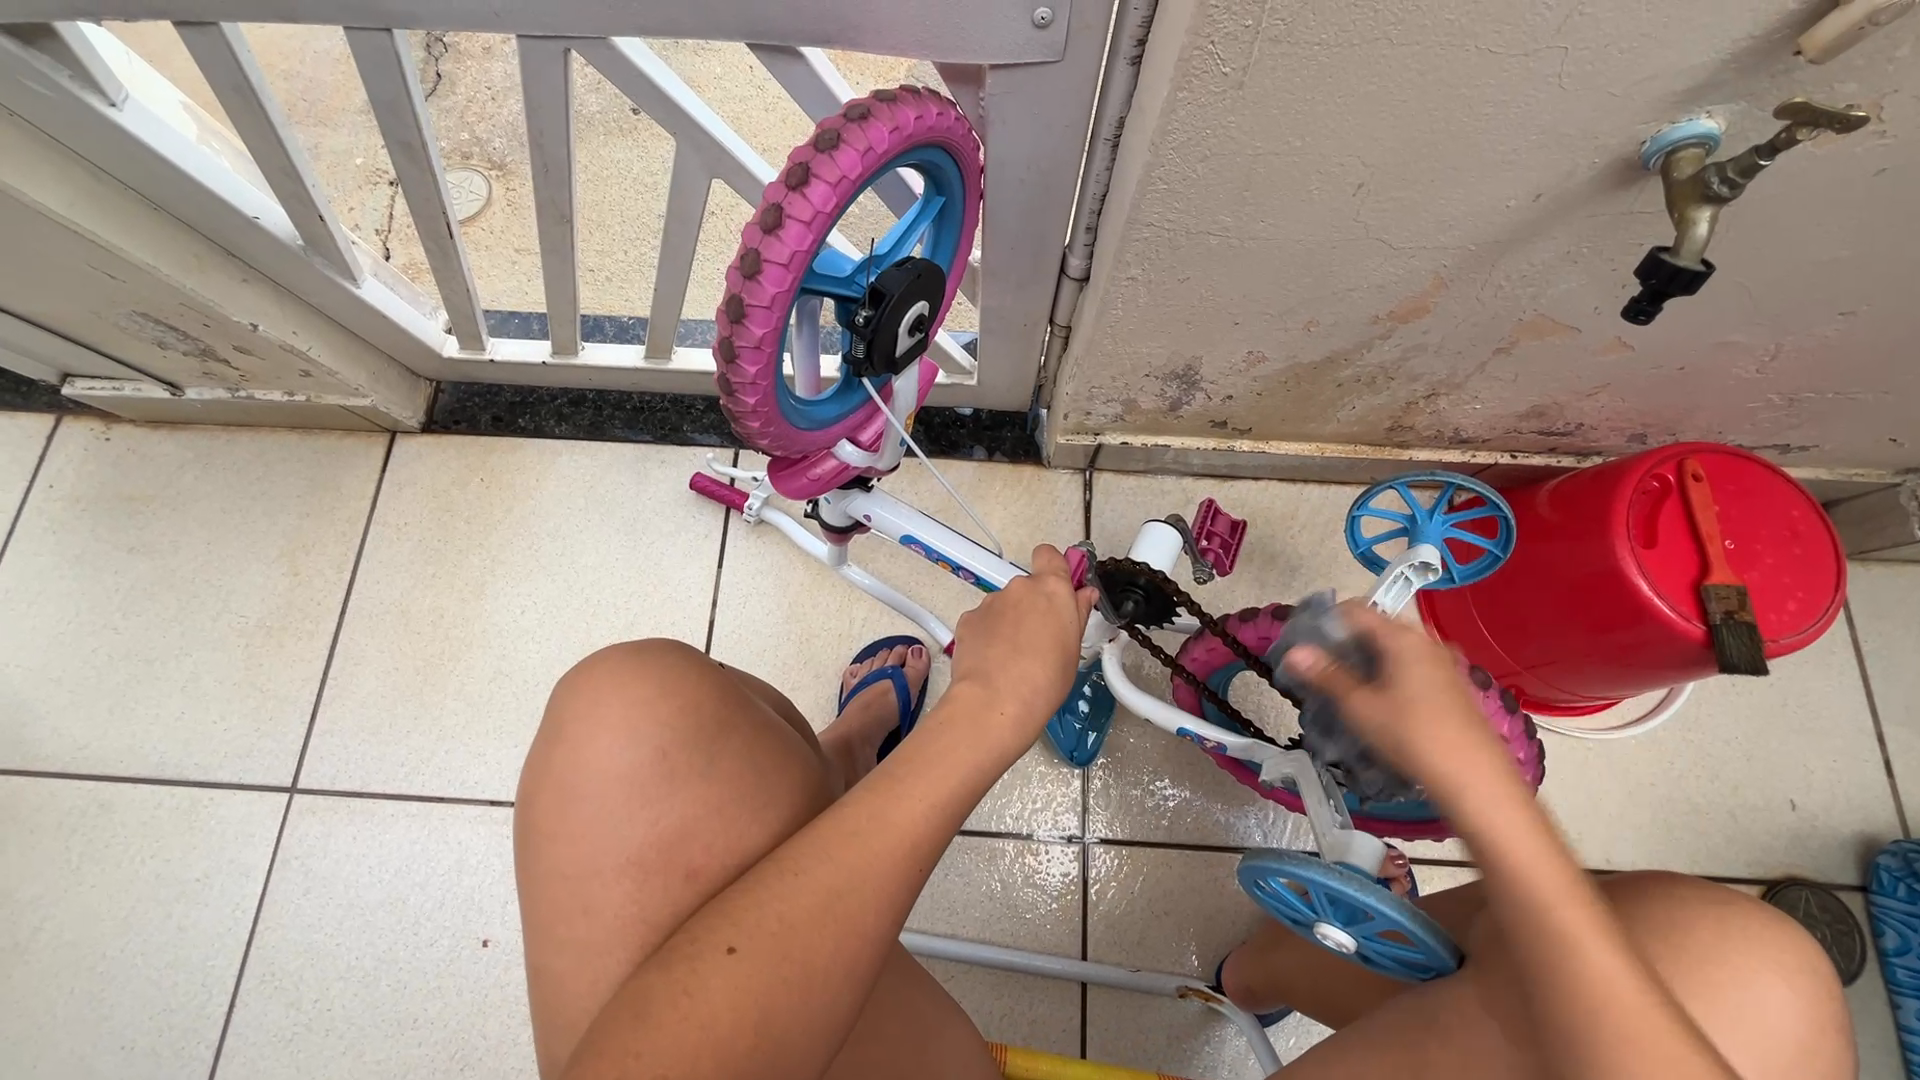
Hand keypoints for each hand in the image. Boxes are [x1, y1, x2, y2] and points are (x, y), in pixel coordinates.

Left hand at [943, 545, 1096, 755]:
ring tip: (1015, 657)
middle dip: (1032, 606)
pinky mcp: (968, 619)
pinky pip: (983, 621)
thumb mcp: (1073, 648)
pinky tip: (994, 661)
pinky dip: (988, 635)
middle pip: (1028, 587)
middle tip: (1040, 639)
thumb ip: (1077, 613)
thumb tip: (1084, 594)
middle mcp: (1019, 588)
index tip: (1059, 587)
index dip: (1053, 567)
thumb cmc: (1043, 680)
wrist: (996, 700)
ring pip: (1004, 606)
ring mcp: (991, 602)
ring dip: (1009, 622)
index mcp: (1051, 588)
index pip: (1050, 555)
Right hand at [1280, 602, 1517, 801]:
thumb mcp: (1359, 706)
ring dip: (1366, 659)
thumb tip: (1294, 652)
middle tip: (1320, 667)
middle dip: (1344, 642)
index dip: (1325, 620)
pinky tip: (1378, 700)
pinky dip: (1388, 672)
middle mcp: (1424, 641)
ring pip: (1393, 648)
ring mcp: (1442, 662)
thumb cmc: (1410, 735)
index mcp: (1401, 637)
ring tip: (1344, 685)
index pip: (1354, 609)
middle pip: (1375, 627)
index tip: (1305, 642)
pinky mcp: (1452, 684)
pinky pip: (1410, 664)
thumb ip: (1326, 675)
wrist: (1475, 777)